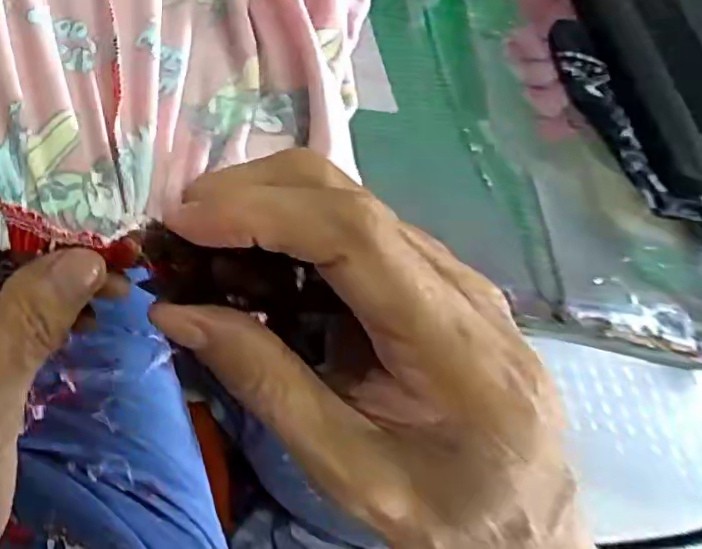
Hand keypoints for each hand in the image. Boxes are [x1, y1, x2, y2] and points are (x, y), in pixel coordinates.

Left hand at [0, 231, 122, 548]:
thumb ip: (27, 318)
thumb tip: (86, 256)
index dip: (15, 205)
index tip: (75, 195)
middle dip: (49, 240)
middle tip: (112, 237)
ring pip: (16, 272)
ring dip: (64, 272)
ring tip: (120, 274)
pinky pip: (28, 308)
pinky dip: (62, 305)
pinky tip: (100, 305)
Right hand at [150, 151, 590, 548]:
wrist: (531, 534)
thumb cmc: (445, 514)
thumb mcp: (347, 470)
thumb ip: (262, 382)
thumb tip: (170, 310)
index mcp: (454, 345)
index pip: (351, 233)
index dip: (256, 212)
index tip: (182, 224)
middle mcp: (456, 286)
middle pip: (336, 191)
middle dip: (241, 192)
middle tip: (178, 229)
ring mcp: (440, 268)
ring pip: (331, 188)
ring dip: (251, 197)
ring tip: (200, 239)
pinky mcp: (416, 266)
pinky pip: (333, 213)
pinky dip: (271, 216)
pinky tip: (243, 257)